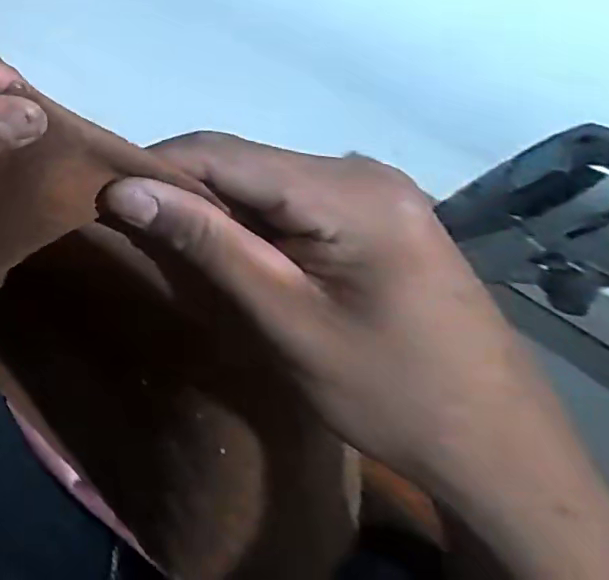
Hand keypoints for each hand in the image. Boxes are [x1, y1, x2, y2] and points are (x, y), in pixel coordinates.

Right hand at [95, 131, 542, 487]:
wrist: (504, 454)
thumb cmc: (393, 394)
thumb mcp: (286, 321)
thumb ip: (206, 244)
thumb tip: (124, 189)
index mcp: (350, 191)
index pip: (223, 154)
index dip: (156, 166)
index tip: (105, 197)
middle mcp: (361, 170)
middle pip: (242, 160)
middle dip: (182, 187)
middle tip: (133, 226)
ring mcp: (373, 187)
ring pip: (261, 176)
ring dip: (212, 203)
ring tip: (172, 240)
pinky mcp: (375, 209)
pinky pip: (289, 195)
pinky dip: (248, 216)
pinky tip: (232, 249)